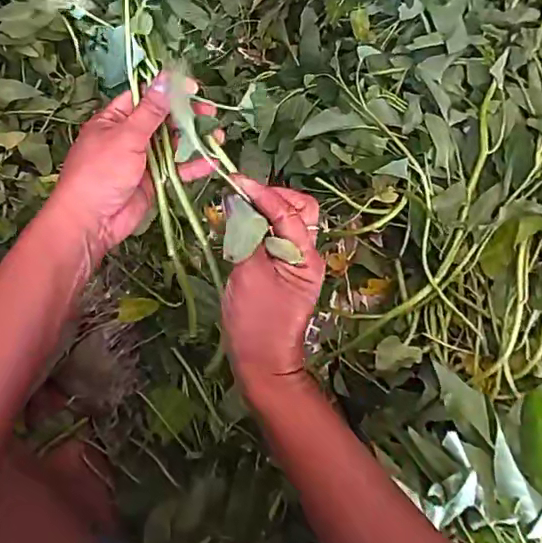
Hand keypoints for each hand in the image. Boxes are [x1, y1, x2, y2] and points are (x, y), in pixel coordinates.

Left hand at [44, 73, 212, 261]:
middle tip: (210, 111)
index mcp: (114, 120)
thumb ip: (150, 110)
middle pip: (162, 120)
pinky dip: (192, 166)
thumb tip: (166, 78)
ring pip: (172, 145)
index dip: (167, 91)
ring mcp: (141, 160)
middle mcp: (128, 137)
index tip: (193, 87)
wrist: (90, 221)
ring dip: (194, 140)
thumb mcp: (126, 136)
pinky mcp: (151, 182)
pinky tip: (212, 161)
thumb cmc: (100, 172)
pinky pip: (175, 170)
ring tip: (217, 134)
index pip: (143, 97)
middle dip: (186, 115)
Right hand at [222, 178, 325, 385]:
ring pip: (291, 221)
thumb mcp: (247, 274)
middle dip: (273, 196)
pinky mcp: (285, 270)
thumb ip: (244, 235)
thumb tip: (235, 201)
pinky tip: (242, 228)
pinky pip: (278, 237)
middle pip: (301, 209)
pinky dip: (262, 226)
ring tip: (240, 208)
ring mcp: (298, 262)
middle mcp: (307, 254)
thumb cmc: (255, 321)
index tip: (234, 180)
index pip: (286, 211)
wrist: (263, 362)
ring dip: (268, 209)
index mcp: (305, 256)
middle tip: (243, 195)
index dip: (261, 192)